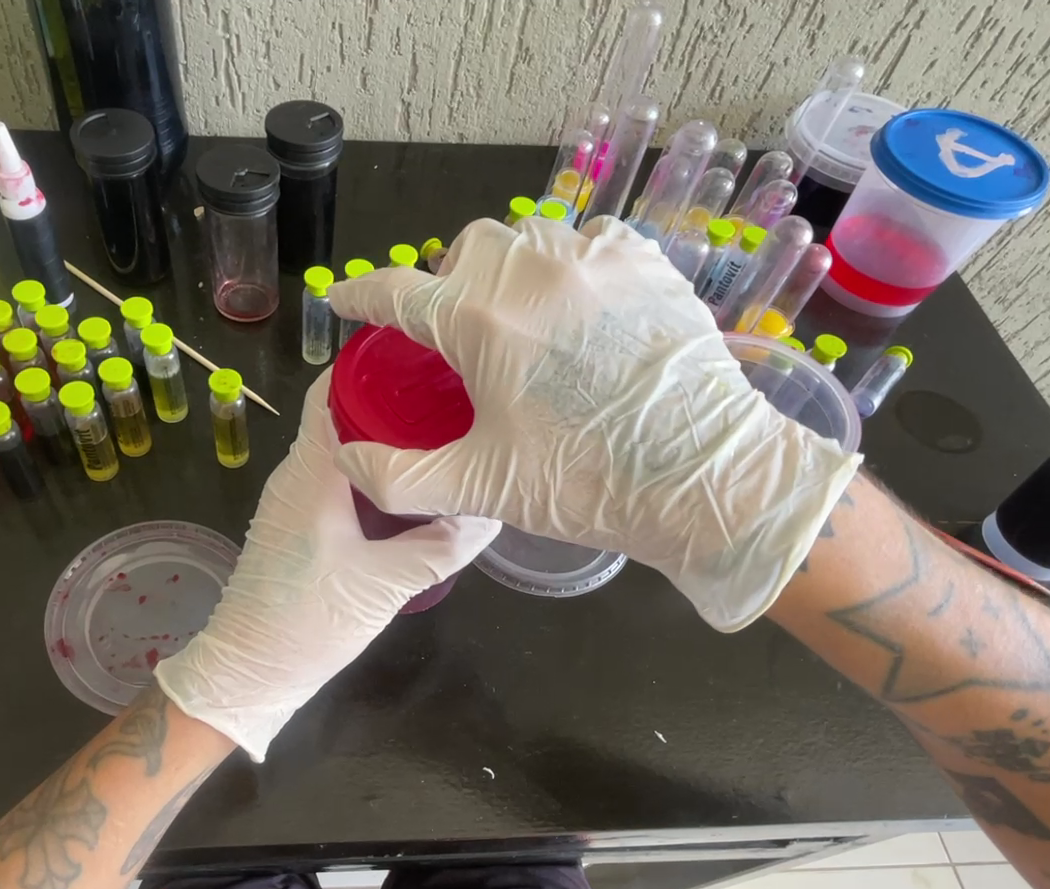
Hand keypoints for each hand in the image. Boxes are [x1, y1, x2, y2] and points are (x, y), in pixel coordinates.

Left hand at [154, 370, 498, 759]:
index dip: (376, 366)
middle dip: (395, 403)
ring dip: (386, 442)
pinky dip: (374, 475)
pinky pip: (339, 481)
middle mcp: (296, 474)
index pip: (334, 391)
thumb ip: (442, 544)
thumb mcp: (386, 584)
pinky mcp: (299, 526)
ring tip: (443, 437)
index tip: (429, 358)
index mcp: (311, 472)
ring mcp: (294, 500)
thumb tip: (491, 512)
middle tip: (454, 400)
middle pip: (344, 416)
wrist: (250, 672)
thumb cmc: (309, 621)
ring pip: (343, 451)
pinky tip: (414, 487)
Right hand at [326, 216, 860, 631]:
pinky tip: (575, 307)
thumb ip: (395, 476)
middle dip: (445, 282)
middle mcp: (533, 271)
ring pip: (526, 239)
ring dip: (505, 272)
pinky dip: (566, 266)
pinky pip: (588, 242)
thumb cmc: (584, 482)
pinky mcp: (647, 264)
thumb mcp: (477, 487)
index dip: (360, 294)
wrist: (705, 478)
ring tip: (515, 319)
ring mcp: (596, 259)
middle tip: (452, 332)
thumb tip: (343, 453)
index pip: (397, 291)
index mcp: (481, 320)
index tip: (344, 300)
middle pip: (465, 251)